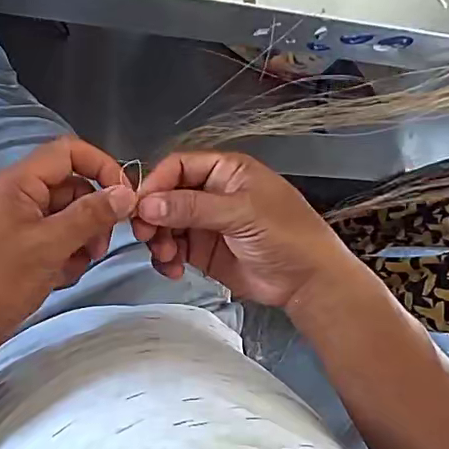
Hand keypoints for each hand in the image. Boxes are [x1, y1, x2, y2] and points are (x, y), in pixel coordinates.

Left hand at [0, 137, 133, 379]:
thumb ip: (91, 216)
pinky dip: (69, 255)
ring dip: (84, 238)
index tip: (125, 196)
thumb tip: (126, 194)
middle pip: (74, 186)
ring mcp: (22, 221)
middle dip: (95, 213)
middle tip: (100, 244)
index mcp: (19, 182)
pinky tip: (61, 275)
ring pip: (71, 215)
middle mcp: (21, 195)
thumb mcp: (50, 245)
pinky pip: (60, 238)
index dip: (102, 166)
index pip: (69, 152)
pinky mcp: (24, 245)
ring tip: (78, 264)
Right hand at [131, 151, 360, 307]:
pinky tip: (173, 268)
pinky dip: (166, 258)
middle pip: (166, 196)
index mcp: (226, 170)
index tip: (141, 206)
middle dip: (153, 216)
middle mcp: (213, 193)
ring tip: (166, 255)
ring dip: (158, 239)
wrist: (306, 281)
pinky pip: (173, 249)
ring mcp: (207, 223)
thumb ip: (194, 208)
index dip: (157, 184)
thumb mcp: (242, 214)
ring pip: (165, 224)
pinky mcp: (204, 251)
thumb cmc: (289, 236)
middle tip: (147, 235)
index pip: (179, 167)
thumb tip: (150, 204)